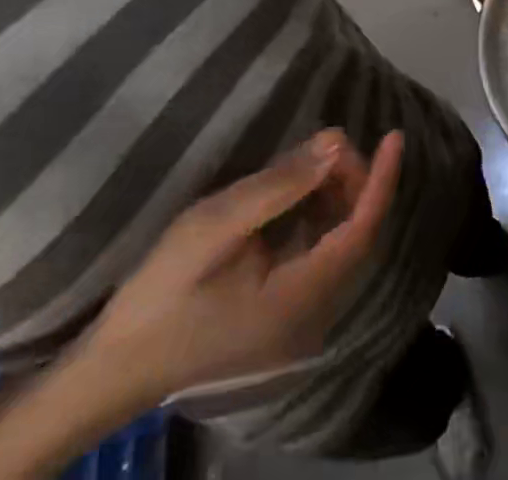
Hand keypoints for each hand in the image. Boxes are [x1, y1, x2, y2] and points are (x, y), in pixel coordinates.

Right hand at [75, 129, 402, 403]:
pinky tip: (302, 191)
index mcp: (306, 297)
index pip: (364, 228)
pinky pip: (320, 258)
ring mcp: (304, 320)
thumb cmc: (160, 297)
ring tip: (321, 157)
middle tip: (333, 143)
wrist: (112, 372)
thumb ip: (278, 187)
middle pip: (356, 236)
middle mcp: (319, 313)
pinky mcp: (286, 317)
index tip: (395, 136)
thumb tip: (334, 146)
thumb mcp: (213, 229)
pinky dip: (320, 220)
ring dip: (338, 199)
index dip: (382, 179)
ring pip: (340, 246)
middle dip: (354, 183)